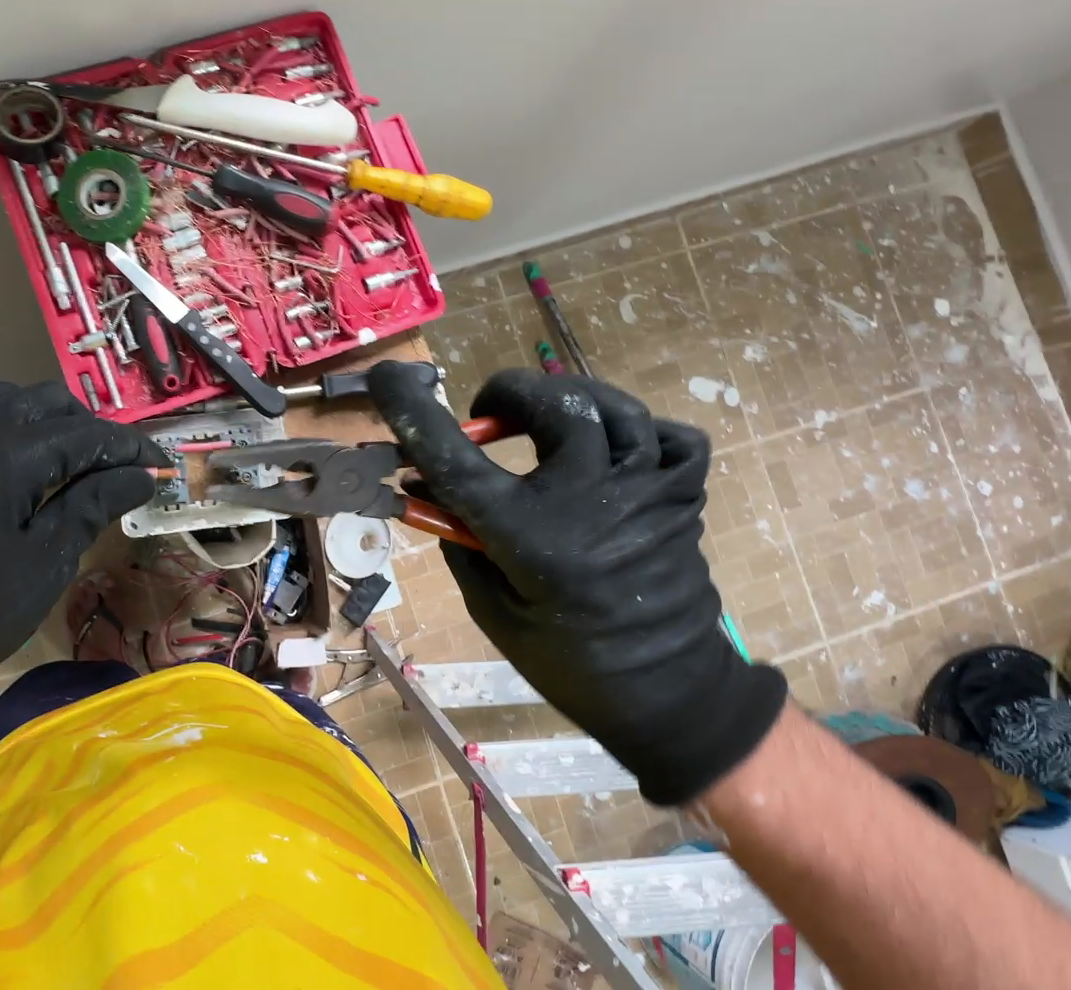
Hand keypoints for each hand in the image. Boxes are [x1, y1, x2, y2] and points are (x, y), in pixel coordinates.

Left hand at [0, 381, 167, 827]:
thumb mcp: (42, 563)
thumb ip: (89, 507)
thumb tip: (139, 475)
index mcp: (10, 452)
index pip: (88, 435)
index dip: (132, 450)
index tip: (164, 468)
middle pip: (49, 405)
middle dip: (93, 431)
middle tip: (123, 470)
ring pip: (9, 406)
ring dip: (50, 424)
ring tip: (76, 463)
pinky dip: (12, 434)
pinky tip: (21, 473)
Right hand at [368, 363, 786, 805]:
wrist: (667, 693)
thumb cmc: (564, 660)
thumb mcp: (489, 605)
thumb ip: (458, 537)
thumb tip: (424, 480)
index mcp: (531, 537)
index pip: (456, 458)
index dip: (414, 412)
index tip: (387, 378)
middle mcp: (591, 501)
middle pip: (552, 405)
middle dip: (508, 396)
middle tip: (487, 417)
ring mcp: (647, 492)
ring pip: (611, 406)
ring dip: (565, 404)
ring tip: (543, 424)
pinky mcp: (684, 496)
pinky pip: (667, 435)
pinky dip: (633, 430)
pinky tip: (610, 450)